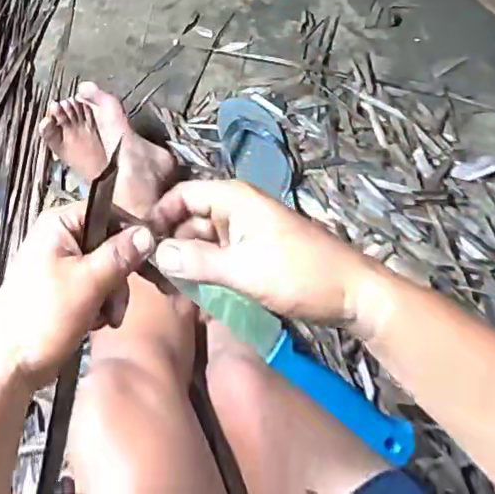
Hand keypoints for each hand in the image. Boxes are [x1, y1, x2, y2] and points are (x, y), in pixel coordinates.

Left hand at [0, 203, 153, 387]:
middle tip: (116, 303)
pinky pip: (95, 285)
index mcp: (59, 223)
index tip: (152, 257)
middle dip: (119, 276)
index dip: (131, 234)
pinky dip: (100, 304)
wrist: (8, 366)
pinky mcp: (63, 286)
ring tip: (103, 319)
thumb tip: (148, 234)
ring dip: (111, 295)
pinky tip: (93, 322)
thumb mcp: (88, 283)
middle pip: (110, 242)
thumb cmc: (41, 318)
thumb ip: (119, 255)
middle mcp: (60, 236)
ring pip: (106, 267)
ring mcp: (61, 261)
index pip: (108, 212)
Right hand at [149, 180, 389, 330]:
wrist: (353, 294)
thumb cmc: (298, 274)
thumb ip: (198, 261)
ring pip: (203, 242)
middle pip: (189, 220)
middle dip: (172, 248)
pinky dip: (206, 274)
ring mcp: (245, 230)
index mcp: (233, 198)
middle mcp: (235, 207)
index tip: (141, 246)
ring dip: (188, 266)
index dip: (159, 216)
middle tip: (157, 284)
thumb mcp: (244, 271)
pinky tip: (197, 300)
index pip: (182, 195)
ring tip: (176, 299)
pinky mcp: (253, 251)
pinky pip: (219, 257)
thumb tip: (156, 253)